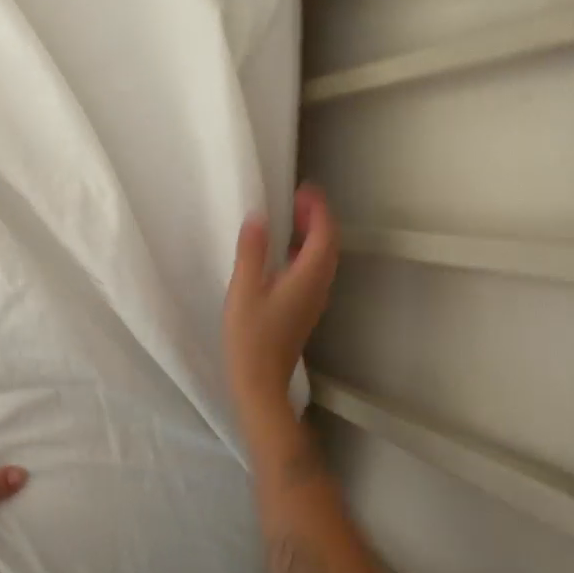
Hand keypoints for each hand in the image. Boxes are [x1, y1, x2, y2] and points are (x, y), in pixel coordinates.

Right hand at [224, 184, 340, 413]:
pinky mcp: (304, 310)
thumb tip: (259, 217)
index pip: (324, 235)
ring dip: (313, 235)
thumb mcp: (244, 290)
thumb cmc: (250, 337)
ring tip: (291, 218)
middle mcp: (318, 287)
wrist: (259, 383)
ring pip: (323, 259)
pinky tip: (284, 252)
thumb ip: (252, 252)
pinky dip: (306, 253)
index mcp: (308, 278)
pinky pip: (314, 272)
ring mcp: (313, 301)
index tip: (303, 189)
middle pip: (329, 246)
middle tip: (297, 198)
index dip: (318, 209)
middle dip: (318, 219)